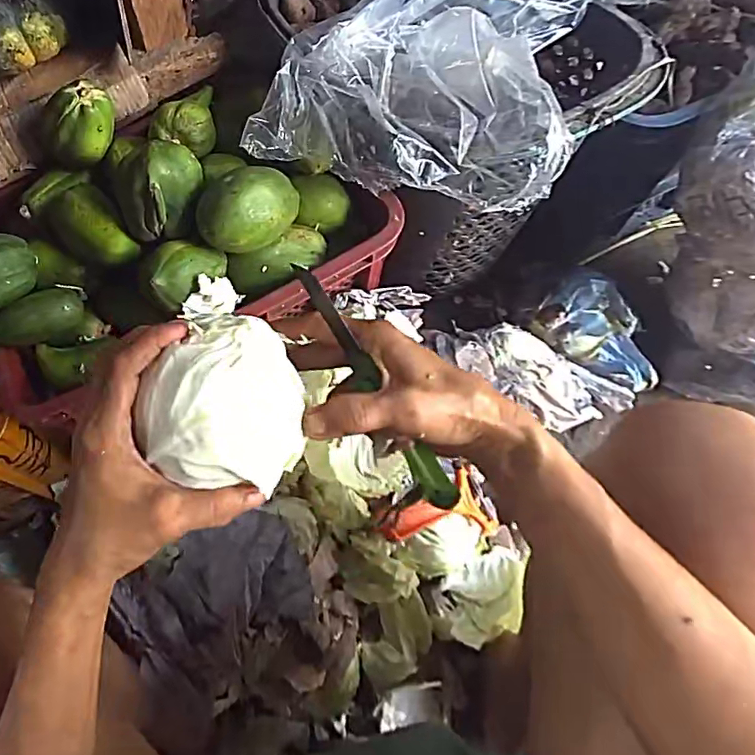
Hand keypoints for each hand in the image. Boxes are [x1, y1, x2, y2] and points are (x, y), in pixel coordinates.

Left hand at [52, 323, 264, 586]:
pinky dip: (132, 371)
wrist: (80, 559)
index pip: (120, 369)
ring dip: (135, 352)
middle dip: (143, 338)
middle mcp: (91, 420)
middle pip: (109, 360)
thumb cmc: (118, 536)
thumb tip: (258, 489)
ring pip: (106, 371)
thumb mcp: (171, 518)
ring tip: (172, 346)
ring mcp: (89, 426)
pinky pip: (110, 388)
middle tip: (181, 332)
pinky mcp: (95, 435)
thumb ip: (217, 505)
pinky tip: (159, 380)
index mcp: (105, 430)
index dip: (149, 342)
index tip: (180, 329)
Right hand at [277, 312, 544, 453]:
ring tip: (297, 409)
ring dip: (324, 394)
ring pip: (342, 379)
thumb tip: (305, 423)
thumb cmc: (448, 406)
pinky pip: (357, 401)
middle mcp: (377, 350)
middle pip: (328, 351)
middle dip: (301, 361)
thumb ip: (350, 414)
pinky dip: (345, 413)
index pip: (324, 324)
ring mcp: (385, 374)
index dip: (293, 326)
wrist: (490, 430)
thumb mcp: (397, 407)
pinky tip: (335, 429)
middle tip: (270, 372)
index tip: (264, 332)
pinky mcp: (392, 398)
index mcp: (375, 338)